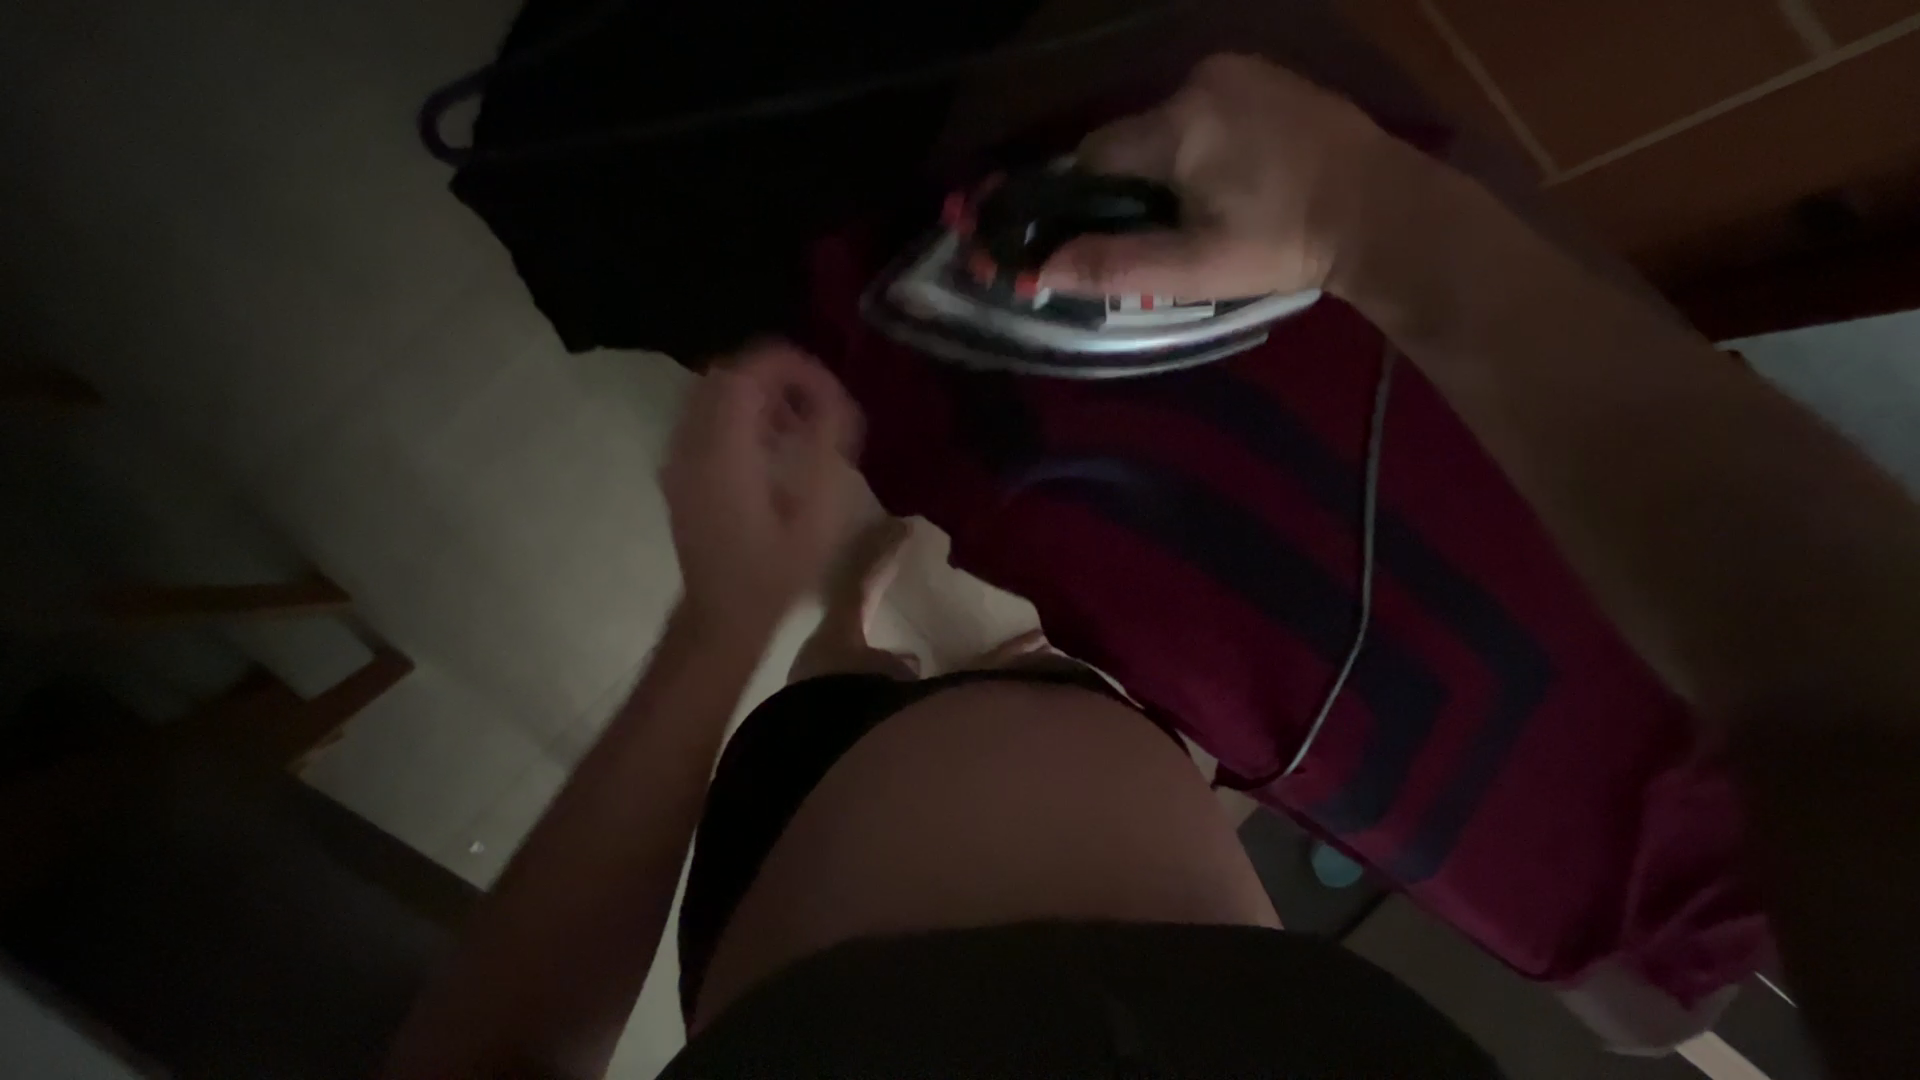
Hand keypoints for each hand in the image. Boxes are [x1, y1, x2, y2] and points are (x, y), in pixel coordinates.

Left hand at [659, 343, 862, 632]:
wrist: (723, 615)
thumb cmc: (776, 572)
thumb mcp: (818, 512)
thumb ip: (827, 446)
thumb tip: (834, 401)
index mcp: (724, 451)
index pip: (748, 373)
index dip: (792, 368)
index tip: (827, 393)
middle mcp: (691, 444)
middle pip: (727, 375)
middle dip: (777, 379)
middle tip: (816, 407)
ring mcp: (678, 458)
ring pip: (713, 395)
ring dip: (758, 397)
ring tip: (798, 429)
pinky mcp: (678, 473)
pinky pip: (705, 420)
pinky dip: (740, 417)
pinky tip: (771, 451)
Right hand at [1039, 54, 1398, 299]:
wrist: (1380, 212)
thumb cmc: (1282, 245)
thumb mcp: (1193, 268)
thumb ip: (1114, 264)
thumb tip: (1040, 270)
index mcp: (1178, 124)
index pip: (1094, 155)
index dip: (1089, 199)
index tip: (1109, 234)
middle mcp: (1200, 79)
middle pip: (1131, 138)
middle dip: (1134, 184)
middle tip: (1169, 231)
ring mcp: (1238, 68)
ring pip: (1166, 124)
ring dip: (1167, 164)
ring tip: (1207, 207)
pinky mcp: (1265, 72)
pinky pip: (1204, 108)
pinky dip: (1201, 143)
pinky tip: (1234, 177)